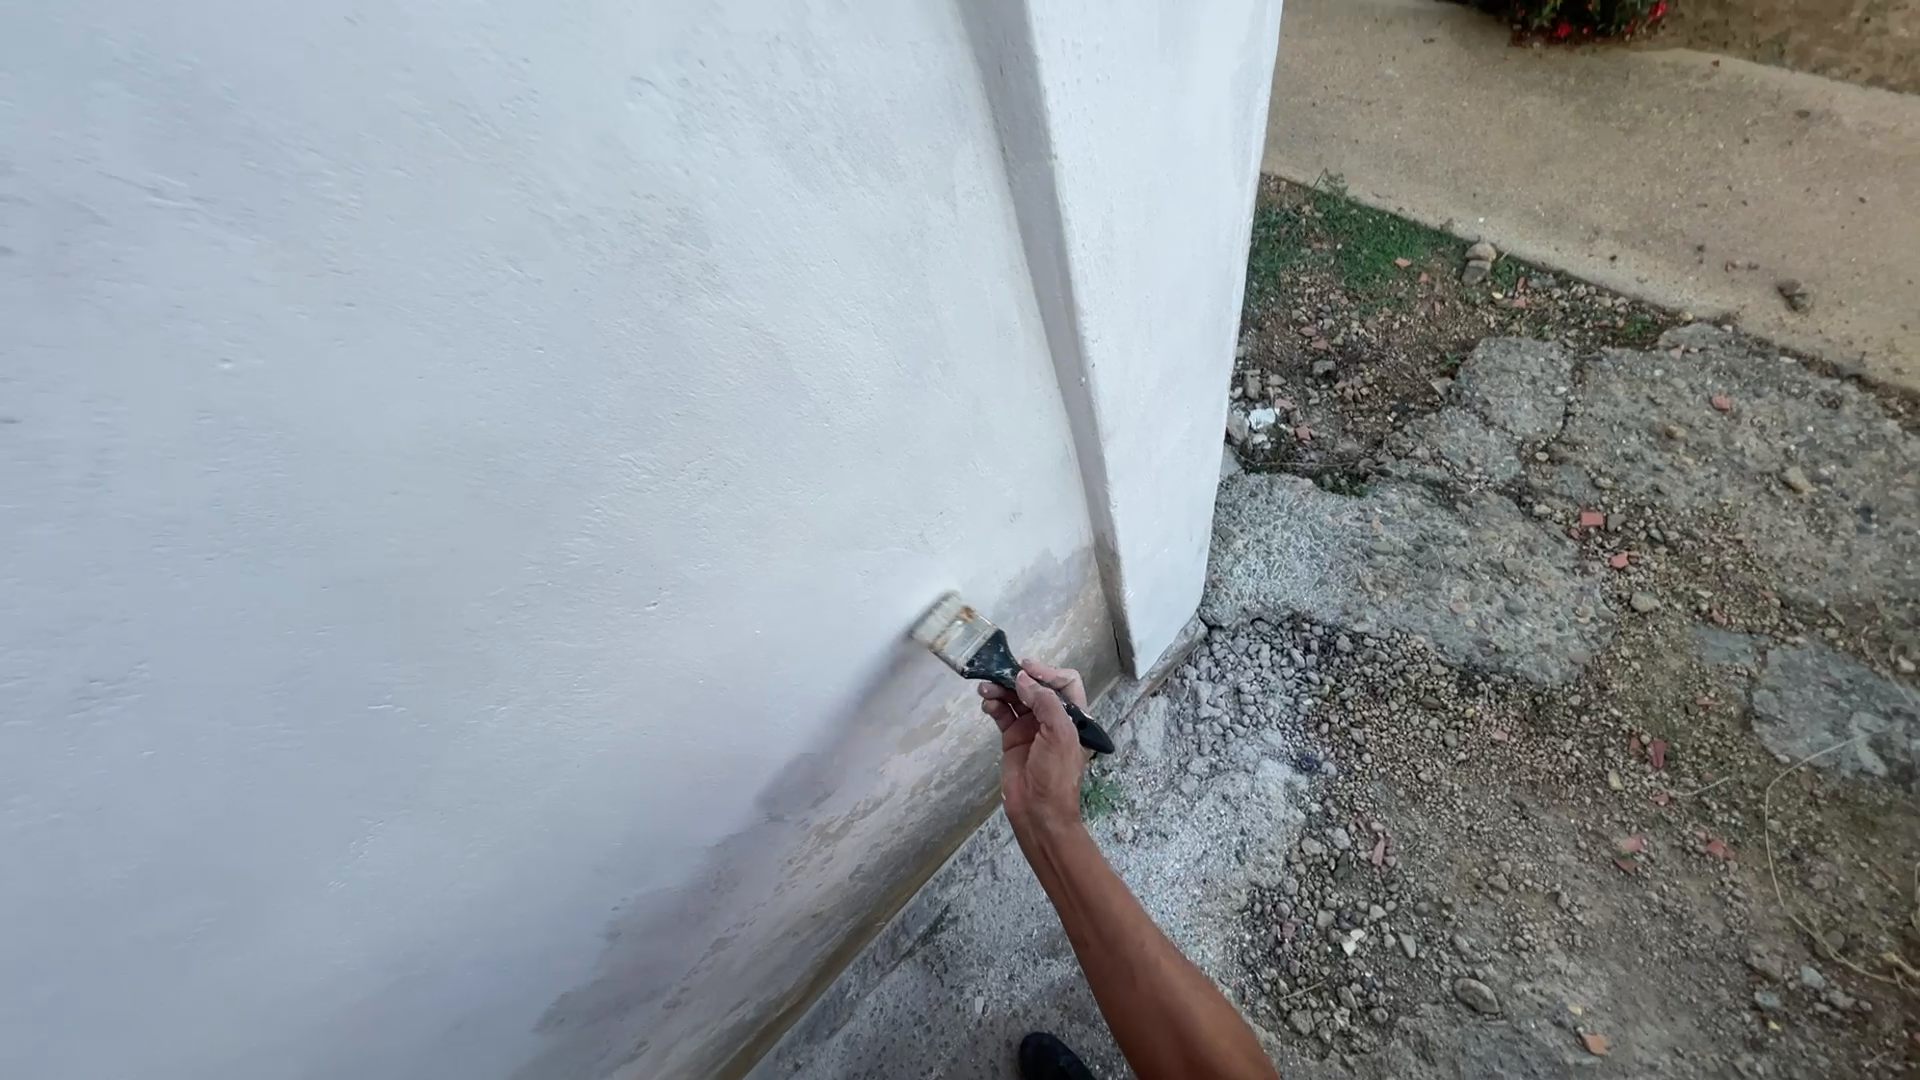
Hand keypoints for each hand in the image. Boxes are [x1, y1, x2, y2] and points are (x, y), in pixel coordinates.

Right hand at [977, 660, 1090, 839]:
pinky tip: (987, 704)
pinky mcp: (1012, 737)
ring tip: (986, 688)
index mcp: (1073, 715)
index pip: (1064, 682)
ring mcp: (1031, 727)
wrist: (1038, 812)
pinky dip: (994, 704)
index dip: (1047, 671)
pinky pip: (1002, 713)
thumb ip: (1044, 702)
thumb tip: (1023, 679)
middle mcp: (1052, 718)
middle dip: (1018, 678)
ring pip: (1015, 698)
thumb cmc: (1056, 774)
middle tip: (999, 673)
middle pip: (1035, 687)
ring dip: (1001, 689)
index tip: (1026, 668)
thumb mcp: (1059, 734)